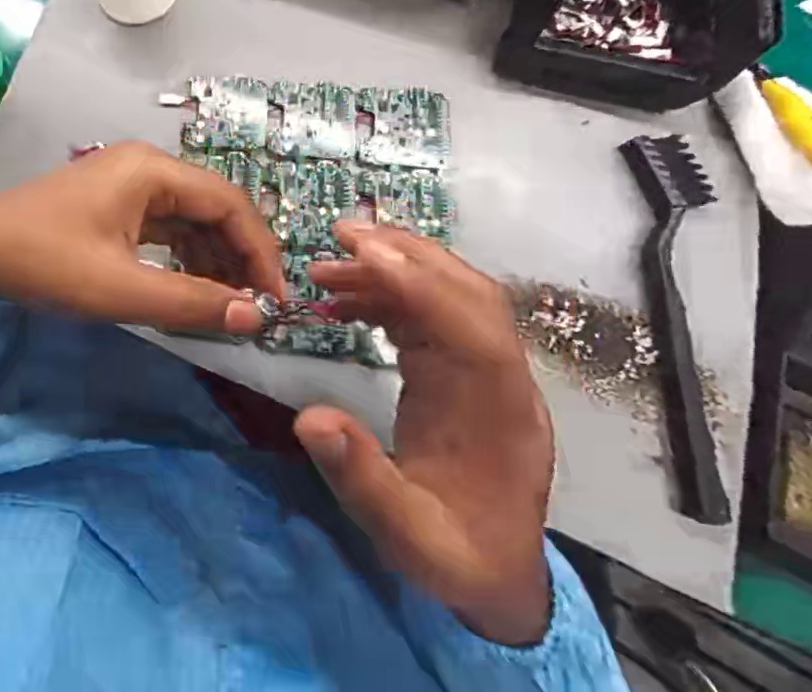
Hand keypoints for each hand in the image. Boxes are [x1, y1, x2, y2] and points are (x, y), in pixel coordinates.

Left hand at [0, 141, 288, 336]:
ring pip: (190, 219)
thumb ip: (192, 302)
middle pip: (213, 208)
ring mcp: (128, 183)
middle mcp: (146, 166)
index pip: (229, 204)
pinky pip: (164, 227)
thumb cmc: (43, 263)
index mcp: (151, 170)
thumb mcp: (120, 288)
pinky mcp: (113, 203)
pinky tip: (192, 289)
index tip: (278, 300)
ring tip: (227, 306)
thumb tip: (256, 316)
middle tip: (256, 308)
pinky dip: (183, 257)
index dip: (260, 252)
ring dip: (212, 260)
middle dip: (238, 257)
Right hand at [291, 222, 554, 645]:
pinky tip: (346, 302)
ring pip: (447, 298)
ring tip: (325, 268)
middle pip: (469, 295)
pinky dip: (387, 298)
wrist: (496, 577)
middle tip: (341, 234)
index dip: (420, 284)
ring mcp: (482, 372)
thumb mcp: (405, 534)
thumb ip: (360, 477)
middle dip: (408, 255)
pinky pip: (428, 318)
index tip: (364, 251)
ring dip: (391, 272)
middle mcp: (500, 379)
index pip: (471, 328)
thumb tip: (311, 417)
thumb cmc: (456, 556)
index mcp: (499, 413)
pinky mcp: (459, 374)